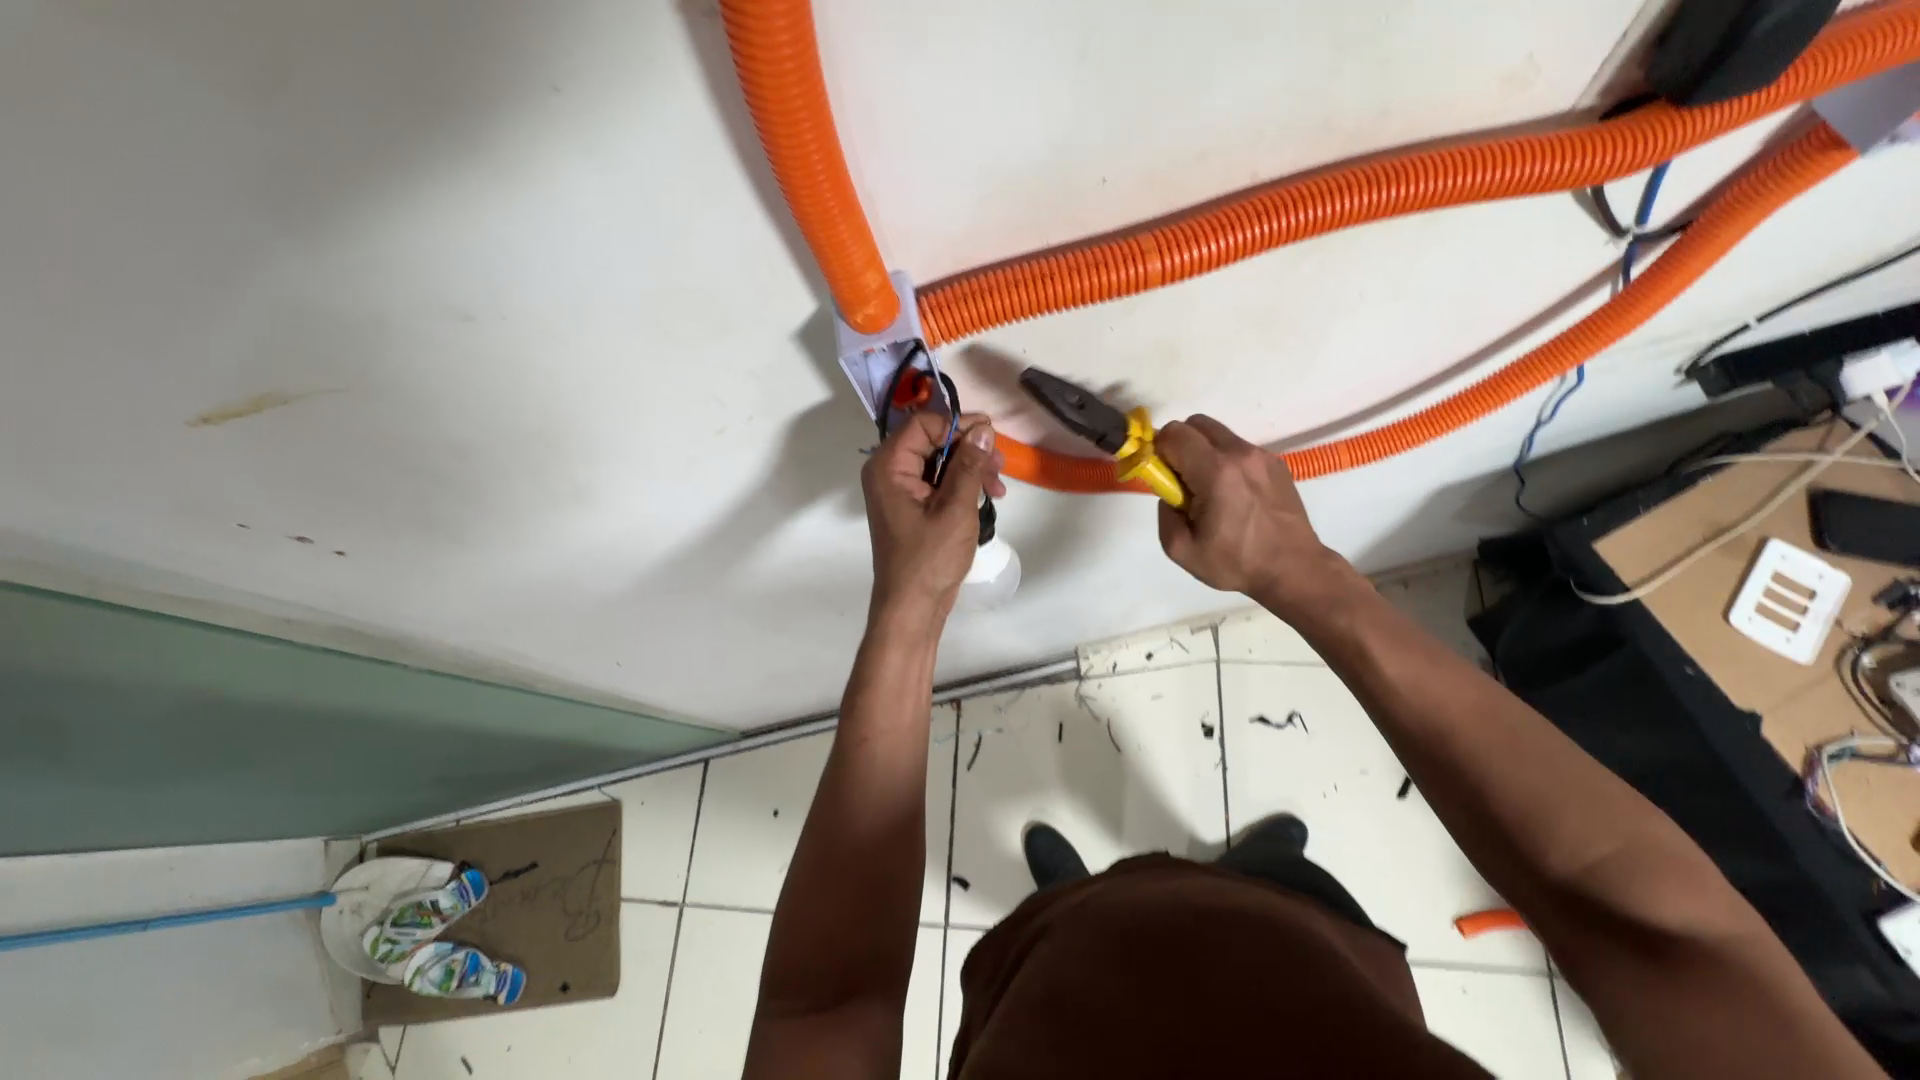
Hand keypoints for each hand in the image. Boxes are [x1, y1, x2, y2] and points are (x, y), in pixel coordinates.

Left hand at [862, 412, 1005, 627]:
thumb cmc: (929, 559)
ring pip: (939, 461)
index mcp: (889, 466)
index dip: (958, 425)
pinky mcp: (912, 507)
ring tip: (997, 488)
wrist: (912, 606)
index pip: (923, 423)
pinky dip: (962, 485)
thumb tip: (983, 431)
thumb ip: (969, 466)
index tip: (990, 435)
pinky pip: (938, 482)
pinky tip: (986, 498)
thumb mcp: (955, 508)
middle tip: (1000, 466)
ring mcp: (899, 491)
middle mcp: (888, 472)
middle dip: (968, 449)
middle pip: (932, 440)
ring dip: (970, 468)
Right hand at [1154, 414, 1352, 616]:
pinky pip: (1239, 449)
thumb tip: (1169, 494)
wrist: (1293, 568)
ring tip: (1211, 491)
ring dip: (1204, 453)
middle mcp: (1240, 454)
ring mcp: (1262, 456)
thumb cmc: (1237, 563)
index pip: (1175, 434)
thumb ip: (1164, 514)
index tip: (1163, 476)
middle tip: (1183, 480)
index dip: (1160, 451)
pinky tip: (1234, 495)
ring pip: (1219, 434)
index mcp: (1215, 473)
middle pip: (1196, 423)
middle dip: (1180, 445)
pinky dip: (1227, 462)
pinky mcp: (1276, 463)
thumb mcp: (1182, 551)